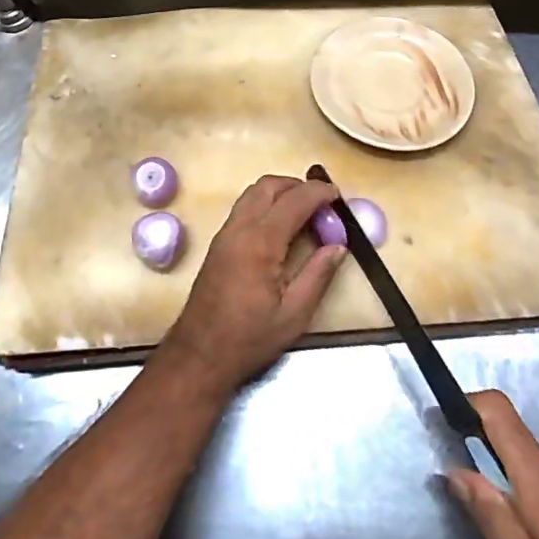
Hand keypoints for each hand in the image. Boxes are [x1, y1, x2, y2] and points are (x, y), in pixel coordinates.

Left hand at [154, 175, 345, 397]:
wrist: (200, 353)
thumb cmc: (249, 338)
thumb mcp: (295, 314)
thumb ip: (318, 275)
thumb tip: (338, 246)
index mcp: (260, 242)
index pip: (294, 201)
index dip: (318, 193)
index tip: (338, 194)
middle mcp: (239, 228)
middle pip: (268, 186)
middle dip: (297, 185)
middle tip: (322, 202)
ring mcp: (225, 233)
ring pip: (253, 194)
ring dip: (280, 192)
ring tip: (305, 212)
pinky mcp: (219, 243)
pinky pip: (244, 208)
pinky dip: (266, 204)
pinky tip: (282, 227)